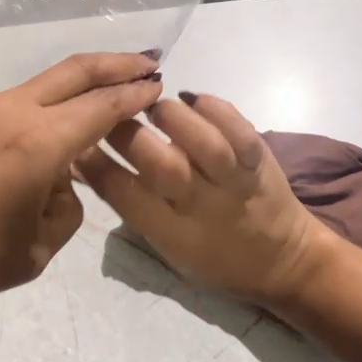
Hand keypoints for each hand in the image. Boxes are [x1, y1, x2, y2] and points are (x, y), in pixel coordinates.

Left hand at [0, 53, 162, 320]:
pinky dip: (18, 124)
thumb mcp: (35, 253)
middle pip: (74, 71)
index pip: (101, 107)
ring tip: (75, 127)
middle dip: (116, 63)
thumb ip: (66, 207)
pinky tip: (6, 160)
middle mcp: (8, 111)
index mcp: (38, 144)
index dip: (134, 93)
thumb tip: (60, 178)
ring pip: (32, 93)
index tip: (157, 83)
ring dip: (64, 99)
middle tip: (146, 61)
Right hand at [76, 92, 329, 306]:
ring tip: (155, 103)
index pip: (124, 195)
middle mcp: (202, 207)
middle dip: (128, 132)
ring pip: (203, 142)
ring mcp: (234, 183)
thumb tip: (81, 160)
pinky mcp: (260, 161)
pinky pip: (240, 129)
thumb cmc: (213, 256)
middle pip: (161, 165)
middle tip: (113, 113)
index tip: (78, 139)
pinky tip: (193, 98)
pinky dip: (215, 107)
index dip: (95, 163)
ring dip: (171, 116)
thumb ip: (130, 204)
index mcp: (171, 233)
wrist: (283, 263)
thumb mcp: (165, 245)